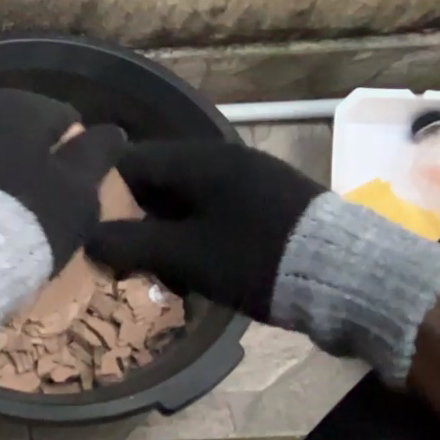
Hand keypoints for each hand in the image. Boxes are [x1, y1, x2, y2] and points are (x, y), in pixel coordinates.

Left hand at [0, 88, 124, 364]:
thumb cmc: (25, 222)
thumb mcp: (77, 194)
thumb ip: (96, 155)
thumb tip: (112, 130)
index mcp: (19, 108)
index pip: (59, 116)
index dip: (71, 147)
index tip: (71, 179)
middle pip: (11, 125)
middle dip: (23, 150)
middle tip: (32, 193)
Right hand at [84, 140, 322, 320]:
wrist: (351, 279)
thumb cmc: (256, 258)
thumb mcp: (183, 255)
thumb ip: (129, 245)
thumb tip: (88, 240)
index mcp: (201, 160)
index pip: (132, 160)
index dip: (103, 190)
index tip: (88, 223)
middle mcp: (226, 159)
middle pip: (160, 180)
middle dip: (135, 215)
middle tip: (120, 252)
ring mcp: (254, 180)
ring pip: (188, 199)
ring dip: (167, 229)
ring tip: (156, 266)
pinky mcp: (274, 205)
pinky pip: (217, 211)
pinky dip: (197, 234)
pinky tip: (197, 266)